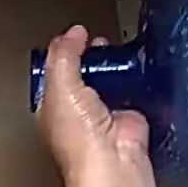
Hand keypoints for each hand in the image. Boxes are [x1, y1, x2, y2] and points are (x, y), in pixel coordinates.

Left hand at [39, 25, 150, 184]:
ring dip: (114, 64)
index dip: (64, 50)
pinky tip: (136, 67)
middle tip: (98, 41)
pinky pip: (132, 85)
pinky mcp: (129, 109)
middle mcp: (77, 106)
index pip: (55, 68)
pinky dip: (135, 75)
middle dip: (91, 55)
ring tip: (118, 51)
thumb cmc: (79, 135)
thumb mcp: (61, 85)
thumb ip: (65, 56)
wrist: (112, 154)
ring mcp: (104, 108)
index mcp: (52, 103)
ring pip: (109, 76)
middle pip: (84, 70)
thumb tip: (73, 32)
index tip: (75, 34)